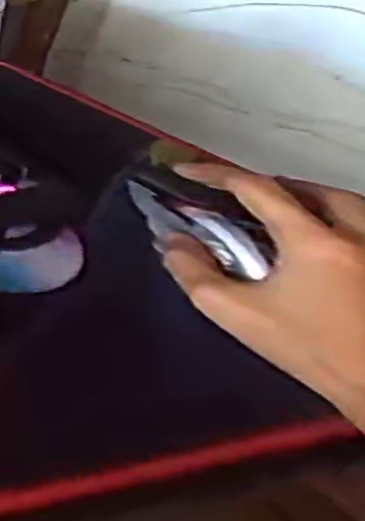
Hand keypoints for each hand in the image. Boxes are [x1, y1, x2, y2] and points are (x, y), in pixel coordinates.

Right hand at [161, 163, 364, 427]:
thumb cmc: (309, 349)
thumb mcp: (229, 309)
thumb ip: (189, 267)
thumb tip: (174, 239)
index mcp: (316, 243)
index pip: (258, 189)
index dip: (215, 174)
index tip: (182, 171)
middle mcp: (363, 242)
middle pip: (325, 194)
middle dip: (280, 188)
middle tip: (247, 196)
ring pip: (360, 213)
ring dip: (320, 207)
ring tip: (289, 217)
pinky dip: (344, 230)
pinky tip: (326, 249)